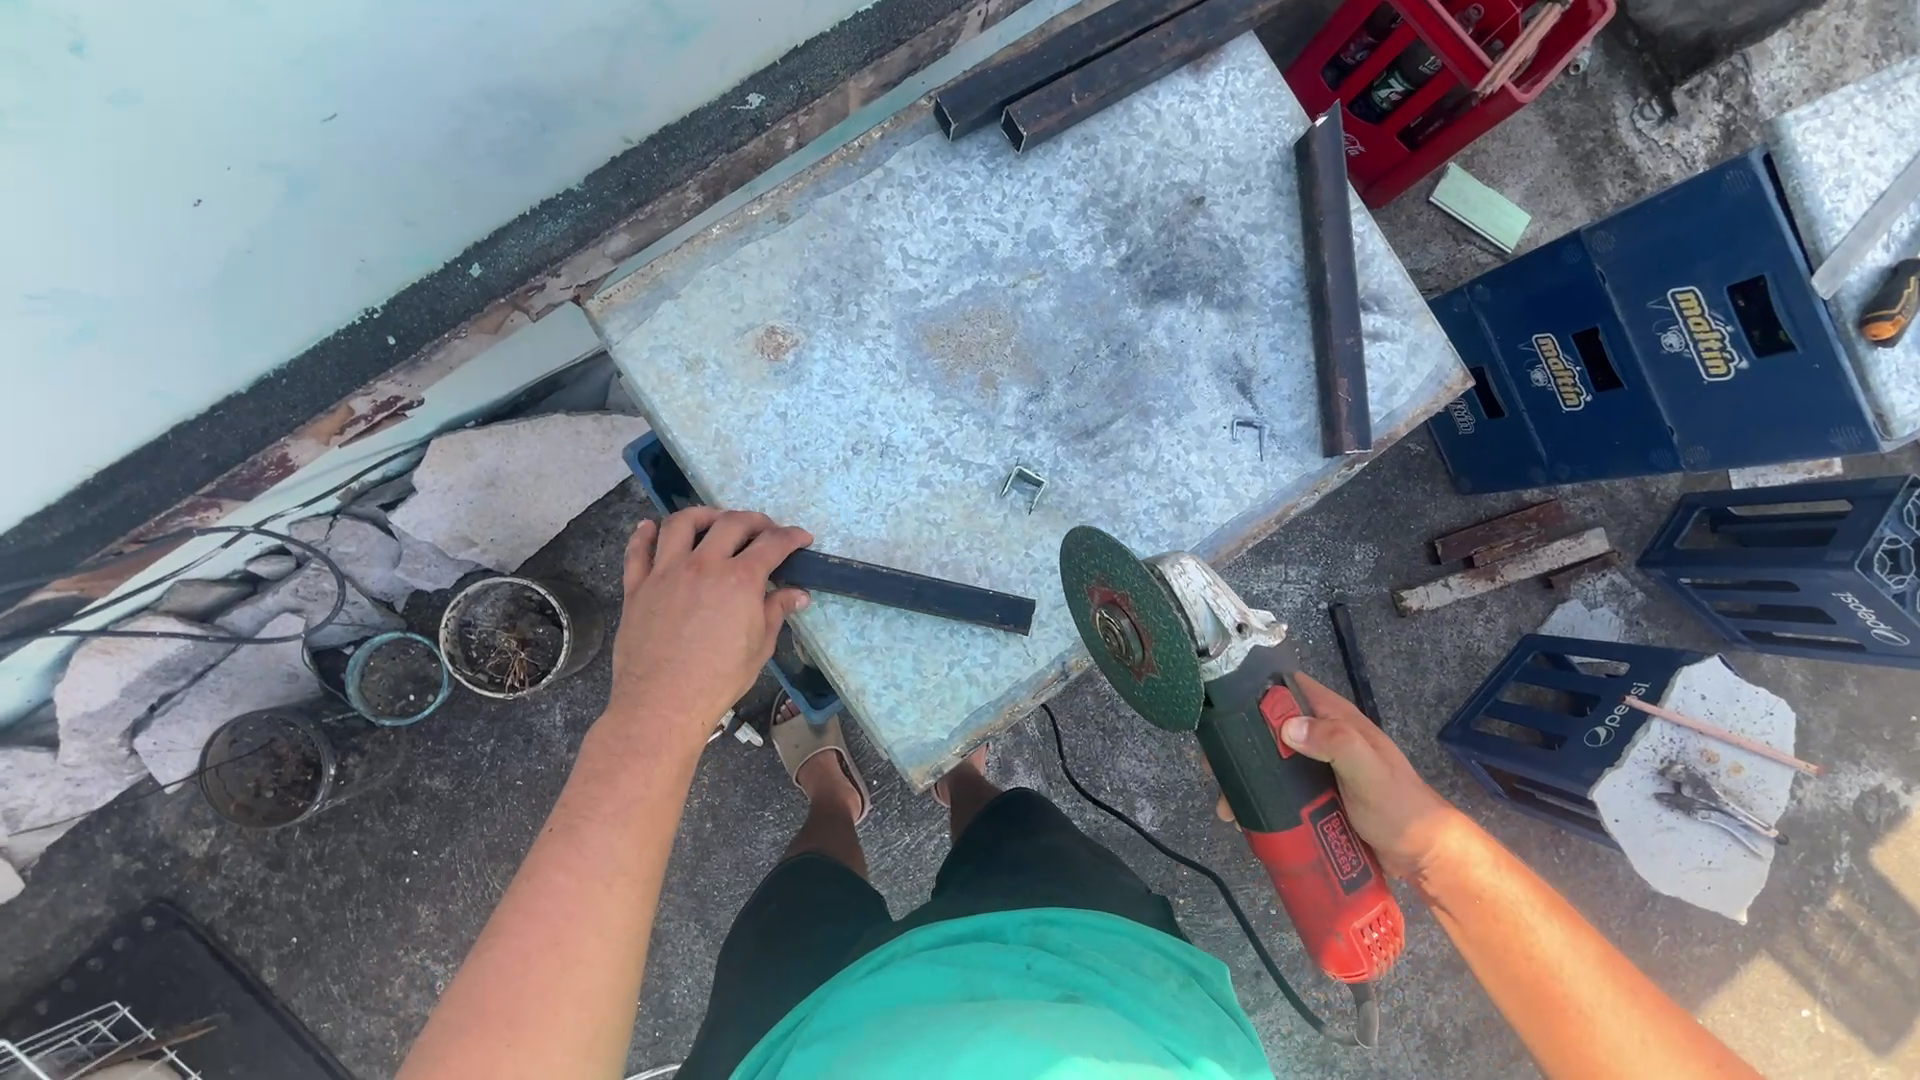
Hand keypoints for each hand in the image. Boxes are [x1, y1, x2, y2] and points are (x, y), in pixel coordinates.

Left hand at [602, 508, 812, 751]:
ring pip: (681, 523)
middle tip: (765, 530)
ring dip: (703, 514)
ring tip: (713, 521)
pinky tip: (650, 528)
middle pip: (731, 523)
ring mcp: (665, 573)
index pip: (772, 544)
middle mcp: (703, 565)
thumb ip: (776, 611)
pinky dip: (645, 535)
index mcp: (740, 580)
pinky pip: (638, 551)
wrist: (663, 702)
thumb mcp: (760, 646)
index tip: (802, 538)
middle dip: (755, 520)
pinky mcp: (637, 587)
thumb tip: (797, 594)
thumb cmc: (720, 679)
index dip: (791, 537)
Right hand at [1215, 673, 1466, 881]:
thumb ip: (1336, 743)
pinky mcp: (1313, 795)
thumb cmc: (1399, 807)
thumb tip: (1288, 727)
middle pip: (1269, 726)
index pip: (1289, 687)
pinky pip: (1277, 790)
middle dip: (1239, 743)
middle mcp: (1322, 736)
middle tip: (1214, 766)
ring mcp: (1316, 767)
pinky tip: (1244, 817)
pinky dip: (1258, 799)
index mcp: (1336, 718)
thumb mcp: (1369, 771)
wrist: (1422, 856)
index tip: (1223, 707)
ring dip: (1244, 778)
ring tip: (1226, 804)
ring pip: (1269, 761)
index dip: (1256, 689)